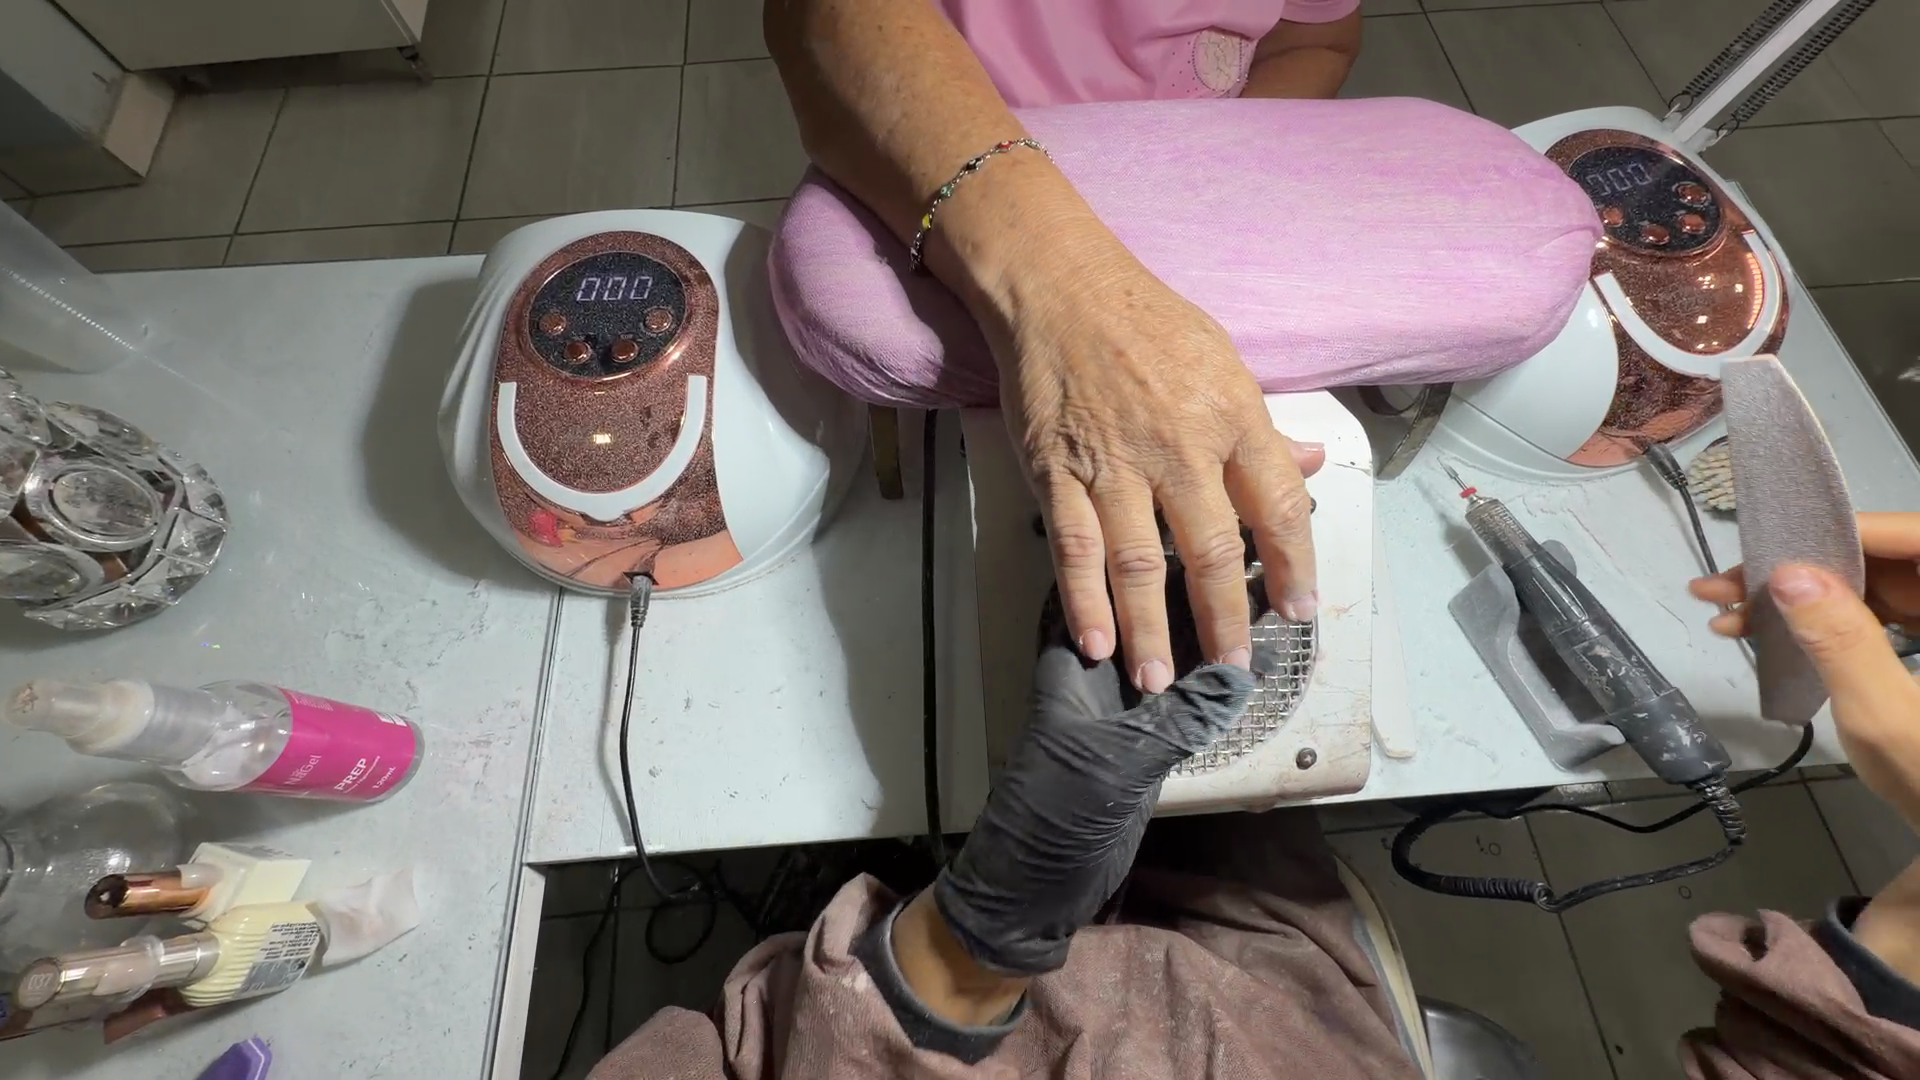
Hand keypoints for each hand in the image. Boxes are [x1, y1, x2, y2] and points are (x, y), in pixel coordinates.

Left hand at [929, 587, 1253, 975]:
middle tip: (1249, 557)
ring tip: (1260, 600)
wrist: (1034, 885)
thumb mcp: (1115, 765)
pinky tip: (1248, 669)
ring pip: (1167, 652)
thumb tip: (1241, 670)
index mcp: (1071, 662)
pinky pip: (1181, 698)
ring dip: (1206, 632)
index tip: (1197, 527)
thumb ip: (1177, 719)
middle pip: (1145, 613)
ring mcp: (1120, 705)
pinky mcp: (1141, 739)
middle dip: (1189, 587)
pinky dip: (1212, 683)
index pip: (1106, 587)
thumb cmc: (1053, 816)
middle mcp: (1095, 671)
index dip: (1145, 555)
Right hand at [989, 234, 1320, 693]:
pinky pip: (1074, 546)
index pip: (1277, 504)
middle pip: (1209, 549)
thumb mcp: (1221, 359)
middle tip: (1232, 667)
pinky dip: (1083, 598)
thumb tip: (1311, 467)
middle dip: (1223, 617)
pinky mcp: (1057, 472)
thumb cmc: (1143, 319)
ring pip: (1136, 563)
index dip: (1293, 562)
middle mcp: (1177, 448)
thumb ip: (1263, 425)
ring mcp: (1113, 465)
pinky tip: (1096, 641)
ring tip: (1157, 679)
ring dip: (1149, 627)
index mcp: (1229, 416)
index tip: (1298, 607)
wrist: (1059, 290)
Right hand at [1690, 512, 1919, 826]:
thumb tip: (1789, 574)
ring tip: (1726, 612)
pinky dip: (1816, 615)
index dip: (1848, 534)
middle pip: (1888, 561)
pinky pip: (1876, 611)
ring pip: (1872, 585)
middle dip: (1797, 568)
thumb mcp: (1886, 716)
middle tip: (1720, 588)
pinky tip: (1765, 628)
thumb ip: (1843, 641)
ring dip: (1794, 593)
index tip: (1772, 548)